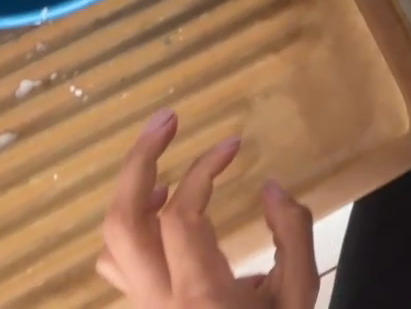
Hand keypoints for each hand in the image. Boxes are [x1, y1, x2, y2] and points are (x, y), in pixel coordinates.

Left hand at [98, 110, 320, 307]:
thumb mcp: (299, 295)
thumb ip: (293, 234)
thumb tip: (271, 188)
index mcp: (199, 293)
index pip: (181, 216)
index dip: (203, 169)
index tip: (234, 143)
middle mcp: (157, 301)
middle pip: (122, 223)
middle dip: (140, 162)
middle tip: (168, 119)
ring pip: (111, 243)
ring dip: (134, 191)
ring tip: (166, 157)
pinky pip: (119, 261)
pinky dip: (134, 222)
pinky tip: (163, 208)